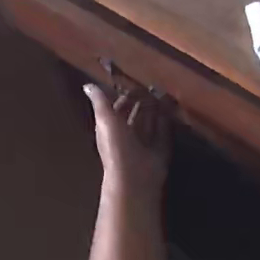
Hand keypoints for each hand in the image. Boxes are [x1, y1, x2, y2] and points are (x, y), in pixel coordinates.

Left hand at [84, 83, 168, 202]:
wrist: (134, 176)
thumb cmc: (117, 146)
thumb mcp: (105, 119)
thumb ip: (99, 101)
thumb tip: (87, 85)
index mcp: (112, 127)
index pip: (119, 108)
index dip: (126, 96)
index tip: (137, 82)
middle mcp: (127, 135)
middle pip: (136, 114)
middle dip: (144, 101)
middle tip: (155, 86)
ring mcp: (144, 143)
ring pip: (151, 122)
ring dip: (156, 108)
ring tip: (165, 92)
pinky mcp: (159, 150)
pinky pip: (164, 133)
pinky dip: (167, 121)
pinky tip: (172, 109)